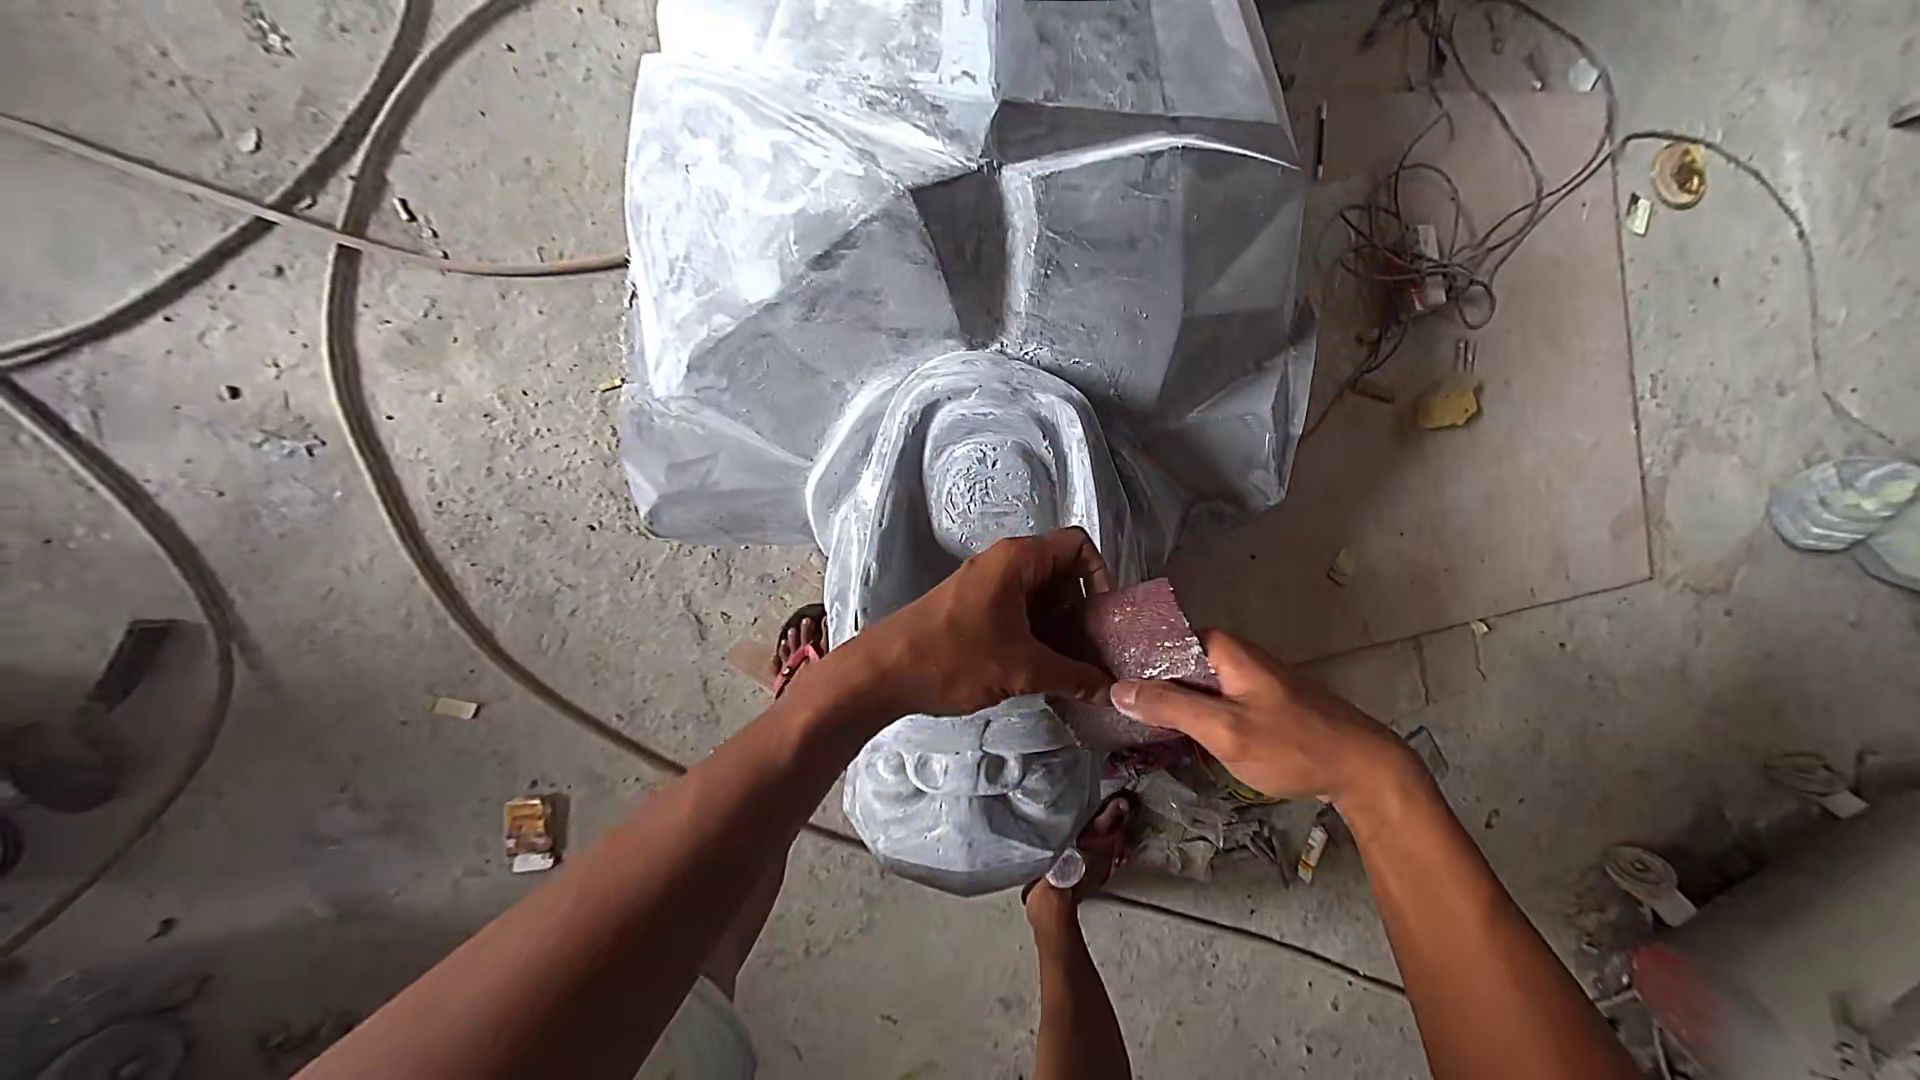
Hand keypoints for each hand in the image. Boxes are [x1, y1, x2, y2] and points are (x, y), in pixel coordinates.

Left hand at [856, 528, 1114, 717]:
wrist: (882, 672)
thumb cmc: (953, 657)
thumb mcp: (1021, 669)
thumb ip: (1073, 677)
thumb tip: (1111, 690)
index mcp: (1018, 559)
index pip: (1078, 546)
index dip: (1101, 576)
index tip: (1104, 619)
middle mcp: (1004, 563)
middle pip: (1062, 572)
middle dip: (1082, 609)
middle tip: (1094, 650)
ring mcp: (986, 585)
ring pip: (1040, 595)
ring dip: (1060, 626)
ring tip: (1072, 666)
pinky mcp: (974, 606)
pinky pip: (1019, 609)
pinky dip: (1036, 632)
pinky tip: (1041, 669)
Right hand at [1109, 630, 1415, 806]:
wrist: (1363, 771)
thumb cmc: (1292, 744)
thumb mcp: (1223, 728)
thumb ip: (1169, 706)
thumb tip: (1116, 689)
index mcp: (1221, 646)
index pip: (1158, 640)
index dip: (1128, 658)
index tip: (1098, 678)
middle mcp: (1229, 653)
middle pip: (1170, 662)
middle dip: (1142, 683)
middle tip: (1109, 708)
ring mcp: (1241, 677)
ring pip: (1187, 683)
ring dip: (1163, 701)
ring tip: (1128, 721)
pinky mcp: (1250, 699)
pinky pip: (1205, 698)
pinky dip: (1185, 712)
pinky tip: (1167, 732)